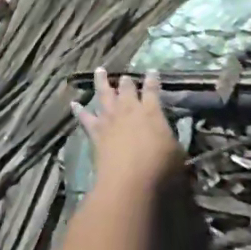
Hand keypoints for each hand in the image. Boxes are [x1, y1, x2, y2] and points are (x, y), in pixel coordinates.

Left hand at [71, 69, 181, 189]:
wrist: (129, 178)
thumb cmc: (160, 167)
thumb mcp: (177, 152)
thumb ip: (172, 139)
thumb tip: (168, 136)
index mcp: (151, 112)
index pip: (152, 91)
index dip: (152, 80)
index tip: (151, 70)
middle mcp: (128, 109)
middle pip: (126, 89)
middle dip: (126, 81)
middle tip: (125, 76)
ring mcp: (109, 118)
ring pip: (104, 94)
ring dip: (102, 81)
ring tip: (100, 71)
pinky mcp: (95, 130)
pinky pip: (85, 117)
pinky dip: (79, 110)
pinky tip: (73, 103)